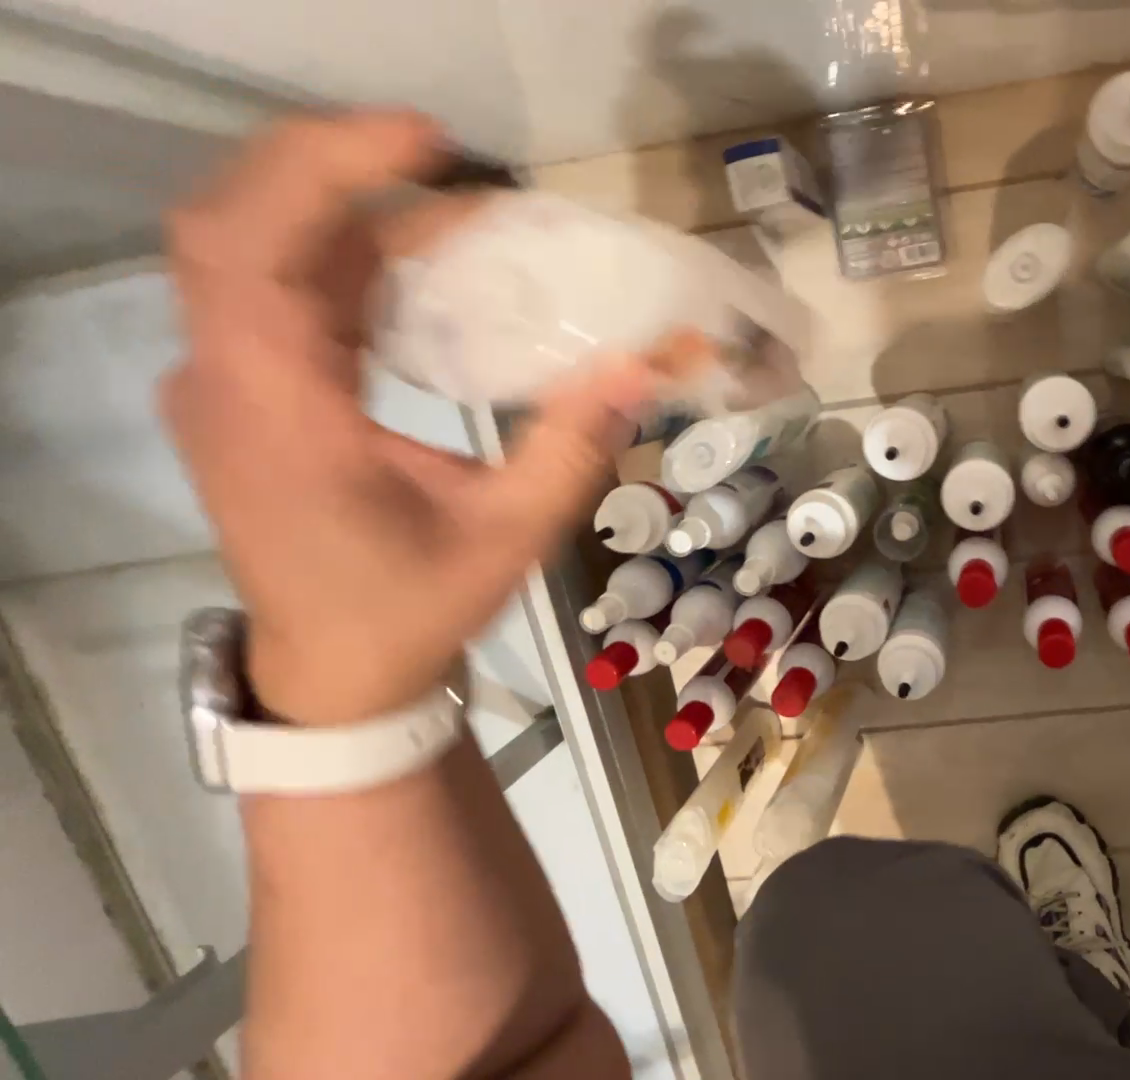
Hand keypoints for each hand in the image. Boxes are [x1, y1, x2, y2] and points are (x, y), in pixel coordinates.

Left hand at [164, 111, 653, 724]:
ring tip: (461, 215)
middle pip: (243, 225)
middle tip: (451, 161)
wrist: (335, 667)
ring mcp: (232, 385)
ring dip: (356, 216)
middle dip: (341, 172)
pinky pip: (288, 295)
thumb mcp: (512, 535)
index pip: (250, 251)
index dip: (324, 172)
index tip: (428, 146)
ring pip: (264, 253)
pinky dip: (354, 261)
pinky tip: (427, 269)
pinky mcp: (255, 393)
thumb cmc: (415, 606)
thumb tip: (646, 367)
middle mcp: (230, 381)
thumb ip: (573, 447)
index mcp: (278, 415)